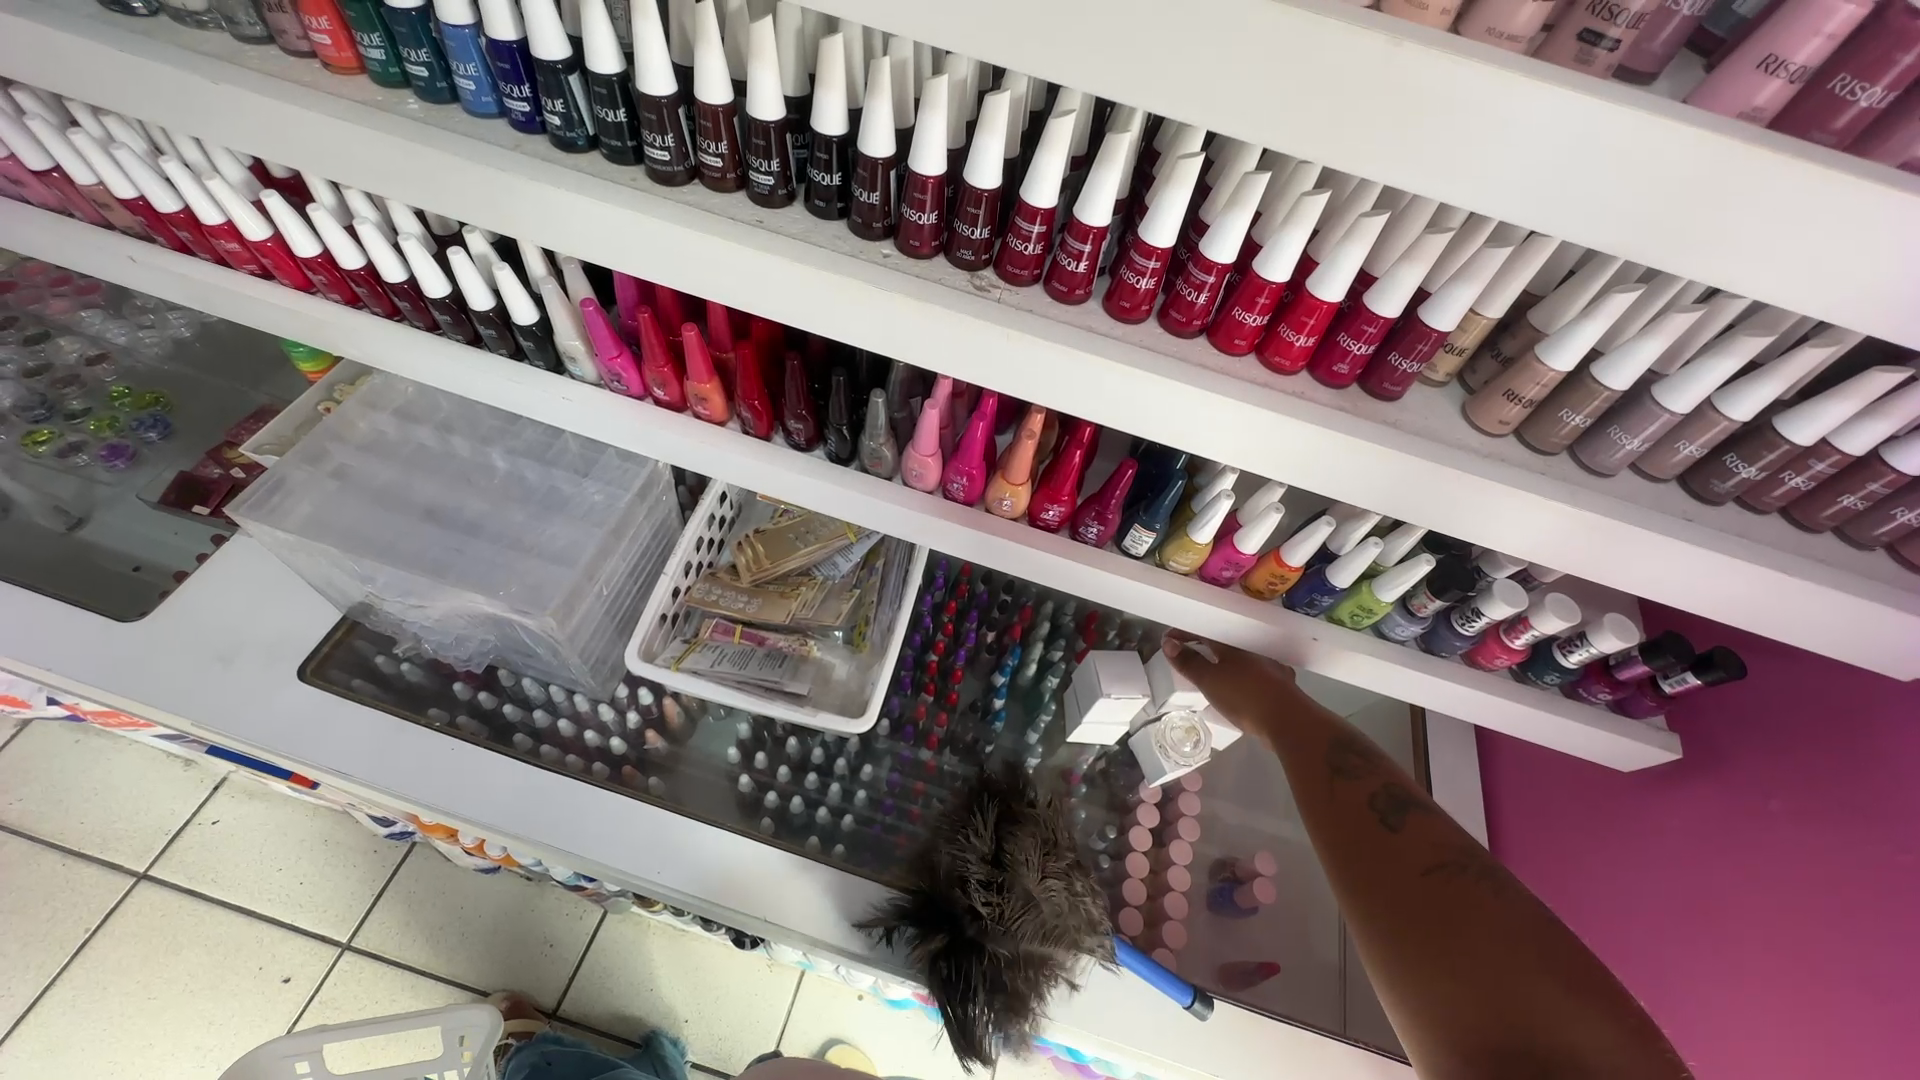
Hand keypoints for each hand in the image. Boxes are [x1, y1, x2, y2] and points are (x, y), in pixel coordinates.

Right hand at [1160, 630, 1298, 737]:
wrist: (1290, 721)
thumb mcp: (1209, 681)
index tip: (1167, 639)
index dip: (1183, 633)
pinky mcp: (1281, 682)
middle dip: (1203, 644)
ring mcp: (1270, 665)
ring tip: (1211, 668)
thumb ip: (1189, 662)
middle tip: (1185, 652)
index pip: (1203, 631)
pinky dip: (1240, 674)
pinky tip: (1241, 683)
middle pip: (1222, 641)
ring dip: (1223, 660)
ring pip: (1240, 657)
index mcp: (1233, 645)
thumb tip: (1168, 643)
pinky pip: (1254, 672)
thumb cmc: (1244, 697)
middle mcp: (1252, 649)